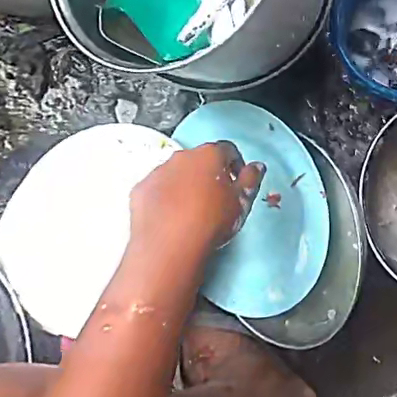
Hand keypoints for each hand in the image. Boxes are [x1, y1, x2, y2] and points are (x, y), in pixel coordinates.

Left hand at [131, 142, 265, 257]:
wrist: (169, 245)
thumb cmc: (212, 220)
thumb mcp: (242, 202)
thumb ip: (251, 179)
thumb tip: (256, 166)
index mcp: (210, 154)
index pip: (228, 150)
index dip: (236, 166)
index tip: (238, 183)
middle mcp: (182, 157)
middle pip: (200, 160)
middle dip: (209, 174)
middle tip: (216, 198)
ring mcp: (157, 172)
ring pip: (177, 173)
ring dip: (186, 185)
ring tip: (192, 211)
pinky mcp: (140, 190)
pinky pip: (157, 189)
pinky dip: (165, 197)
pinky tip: (171, 217)